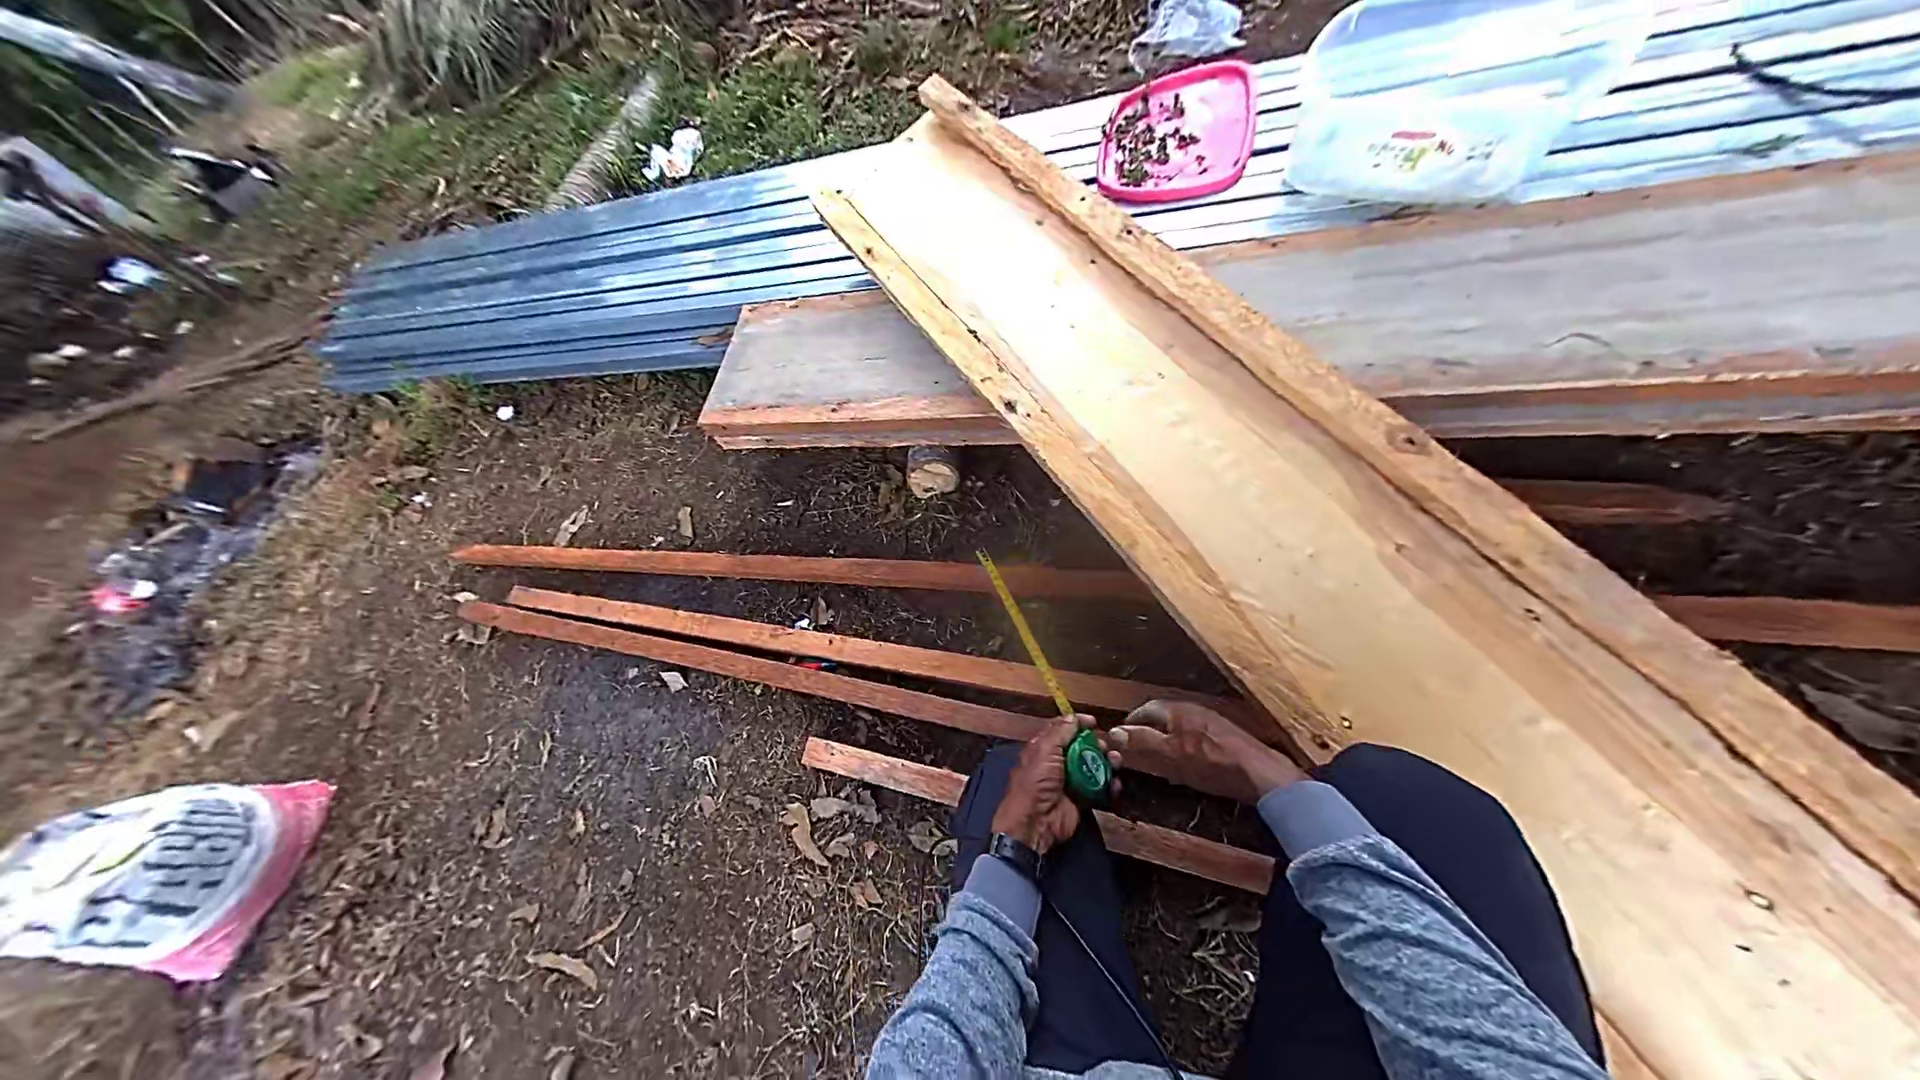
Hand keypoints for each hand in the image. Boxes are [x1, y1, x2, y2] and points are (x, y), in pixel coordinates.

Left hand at [991, 715, 1121, 854]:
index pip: (1062, 730)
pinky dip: (1110, 785)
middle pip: (1082, 747)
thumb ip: (1060, 732)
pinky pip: (1100, 788)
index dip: (1077, 724)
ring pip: (1094, 767)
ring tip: (1115, 762)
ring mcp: (1071, 781)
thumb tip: (1073, 717)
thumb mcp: (1044, 750)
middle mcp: (1058, 763)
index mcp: (1044, 748)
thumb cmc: (1036, 781)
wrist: (1036, 822)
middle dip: (1096, 744)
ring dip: (1107, 763)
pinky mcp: (1083, 799)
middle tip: (1105, 746)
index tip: (1093, 721)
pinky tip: (1115, 783)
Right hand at [1109, 700, 1305, 804]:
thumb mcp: (1171, 755)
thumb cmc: (1212, 764)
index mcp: (1176, 710)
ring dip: (1164, 739)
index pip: (1144, 710)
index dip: (1130, 724)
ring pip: (1178, 726)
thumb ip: (1142, 742)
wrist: (1261, 774)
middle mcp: (1192, 709)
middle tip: (1137, 749)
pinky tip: (1186, 764)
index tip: (1121, 738)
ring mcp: (1210, 721)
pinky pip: (1194, 735)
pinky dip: (1182, 746)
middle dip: (1146, 731)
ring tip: (1158, 758)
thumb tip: (1113, 732)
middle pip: (1161, 716)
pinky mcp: (1224, 736)